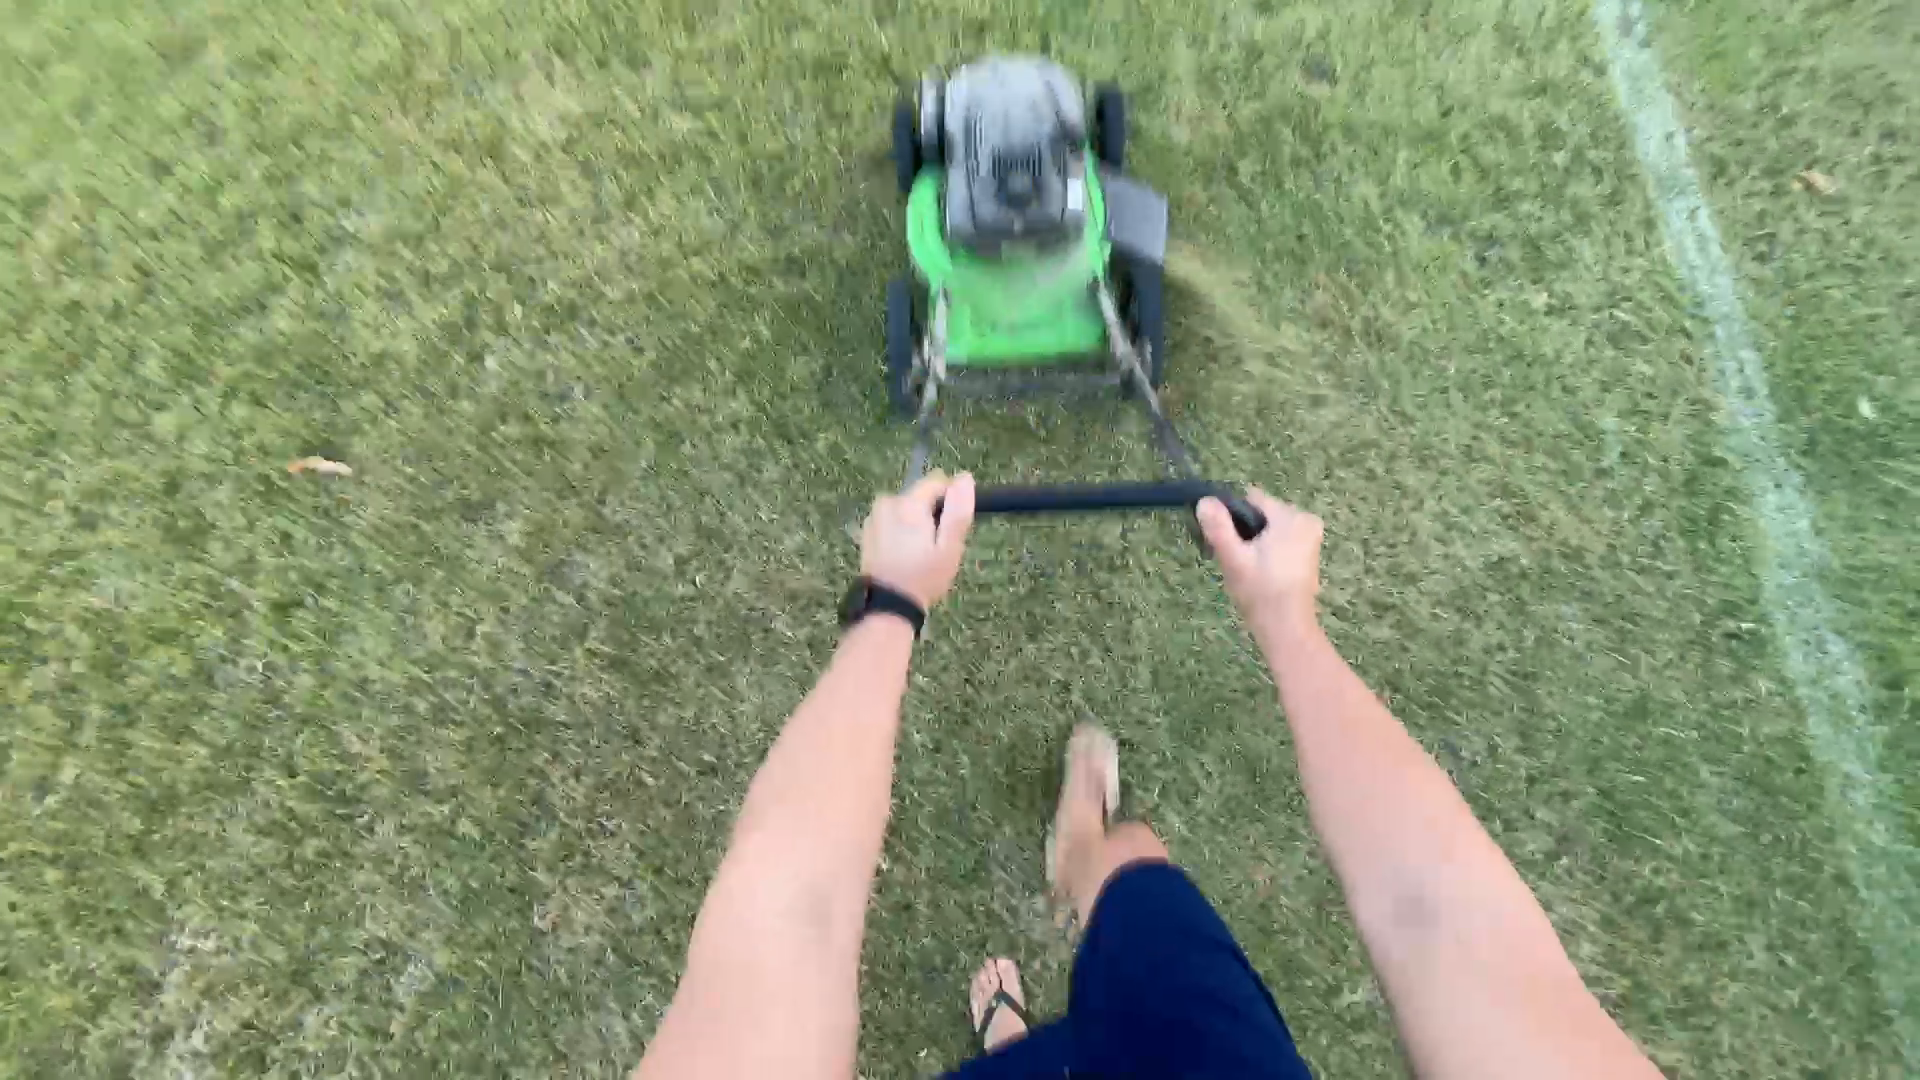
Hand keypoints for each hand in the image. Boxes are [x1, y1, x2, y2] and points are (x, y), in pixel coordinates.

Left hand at [860, 472, 975, 609]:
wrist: (888, 605)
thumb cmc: (924, 577)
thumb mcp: (950, 547)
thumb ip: (958, 511)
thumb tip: (964, 477)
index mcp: (908, 503)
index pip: (937, 482)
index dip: (950, 501)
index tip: (951, 528)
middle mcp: (887, 502)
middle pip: (920, 496)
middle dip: (932, 514)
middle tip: (937, 546)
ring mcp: (874, 517)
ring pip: (906, 508)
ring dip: (916, 523)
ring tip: (920, 553)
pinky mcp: (867, 531)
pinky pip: (892, 520)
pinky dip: (901, 531)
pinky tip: (904, 554)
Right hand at [1196, 488, 1322, 627]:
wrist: (1286, 626)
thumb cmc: (1260, 591)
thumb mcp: (1233, 558)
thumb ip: (1218, 526)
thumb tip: (1204, 500)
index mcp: (1291, 516)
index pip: (1251, 499)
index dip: (1231, 516)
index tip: (1224, 540)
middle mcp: (1306, 520)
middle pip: (1260, 512)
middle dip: (1243, 530)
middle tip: (1235, 558)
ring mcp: (1310, 536)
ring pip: (1268, 526)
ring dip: (1253, 541)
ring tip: (1246, 567)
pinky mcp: (1309, 551)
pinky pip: (1279, 538)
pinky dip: (1266, 549)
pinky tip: (1259, 571)